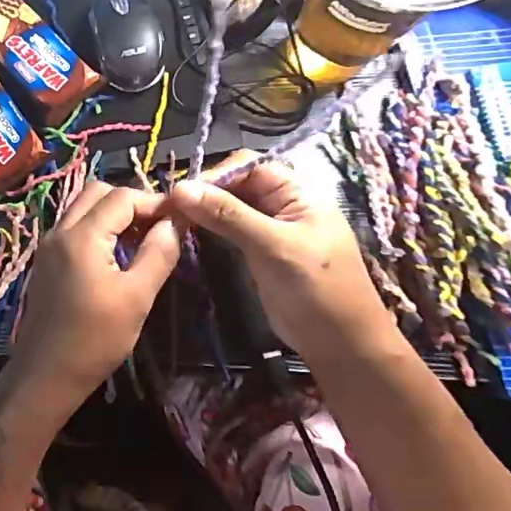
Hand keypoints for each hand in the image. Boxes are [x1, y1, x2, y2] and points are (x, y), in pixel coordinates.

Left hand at [8, 182, 181, 404]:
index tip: (181, 218)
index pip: (122, 197)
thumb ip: (158, 253)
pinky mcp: (46, 261)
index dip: (155, 202)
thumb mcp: (137, 298)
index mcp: (81, 236)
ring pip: (83, 208)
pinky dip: (98, 228)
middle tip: (160, 227)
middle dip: (132, 201)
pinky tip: (118, 254)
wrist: (45, 375)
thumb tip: (176, 221)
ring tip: (143, 239)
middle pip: (98, 193)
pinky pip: (74, 228)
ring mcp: (48, 246)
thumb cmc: (94, 340)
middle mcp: (60, 231)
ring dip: (114, 214)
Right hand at [169, 160, 396, 355]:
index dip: (214, 174)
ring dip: (203, 210)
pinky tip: (188, 233)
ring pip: (230, 208)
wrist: (341, 343)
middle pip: (236, 184)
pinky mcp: (259, 253)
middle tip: (169, 208)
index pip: (248, 166)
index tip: (180, 193)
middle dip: (204, 191)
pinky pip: (230, 230)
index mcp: (296, 193)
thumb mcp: (271, 246)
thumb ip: (227, 215)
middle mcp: (282, 205)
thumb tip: (180, 188)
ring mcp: (270, 230)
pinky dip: (210, 228)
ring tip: (172, 219)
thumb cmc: (315, 288)